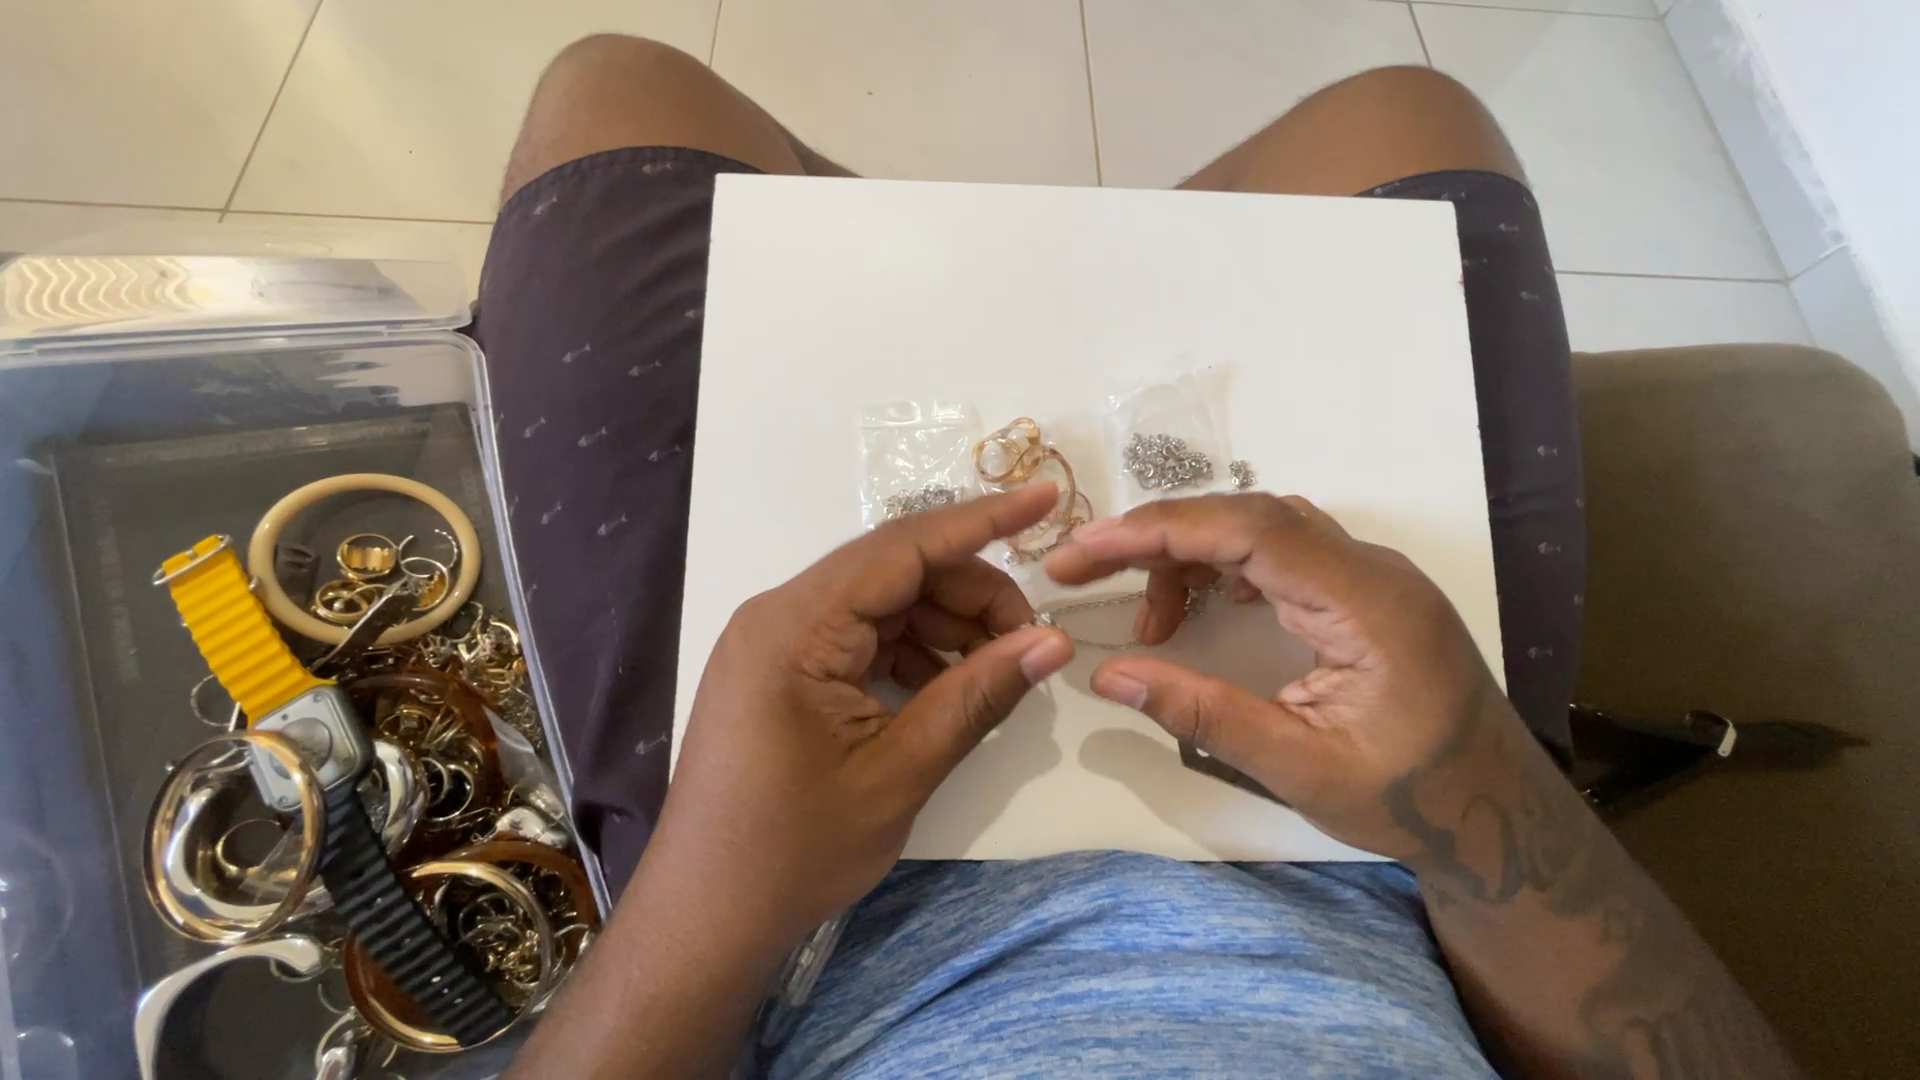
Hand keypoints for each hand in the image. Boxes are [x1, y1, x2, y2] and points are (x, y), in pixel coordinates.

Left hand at [651, 484, 1074, 946]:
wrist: (705, 918)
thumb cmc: (793, 851)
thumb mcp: (899, 772)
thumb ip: (977, 697)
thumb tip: (1054, 642)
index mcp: (795, 626)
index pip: (902, 547)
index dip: (982, 521)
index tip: (1045, 497)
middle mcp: (780, 615)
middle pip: (896, 572)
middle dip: (971, 594)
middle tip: (1031, 638)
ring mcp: (778, 642)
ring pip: (884, 604)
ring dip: (946, 626)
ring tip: (998, 670)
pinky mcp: (785, 671)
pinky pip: (862, 637)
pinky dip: (913, 653)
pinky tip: (949, 689)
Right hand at [1044, 492, 1524, 858]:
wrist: (1498, 814)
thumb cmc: (1411, 799)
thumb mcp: (1302, 770)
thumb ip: (1205, 716)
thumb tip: (1109, 677)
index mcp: (1367, 603)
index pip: (1250, 532)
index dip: (1162, 529)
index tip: (1089, 546)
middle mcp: (1368, 569)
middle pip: (1246, 516)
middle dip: (1156, 535)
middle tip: (1081, 566)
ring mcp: (1365, 574)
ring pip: (1258, 527)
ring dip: (1187, 554)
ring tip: (1146, 619)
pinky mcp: (1356, 590)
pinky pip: (1275, 550)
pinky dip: (1220, 567)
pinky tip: (1197, 605)